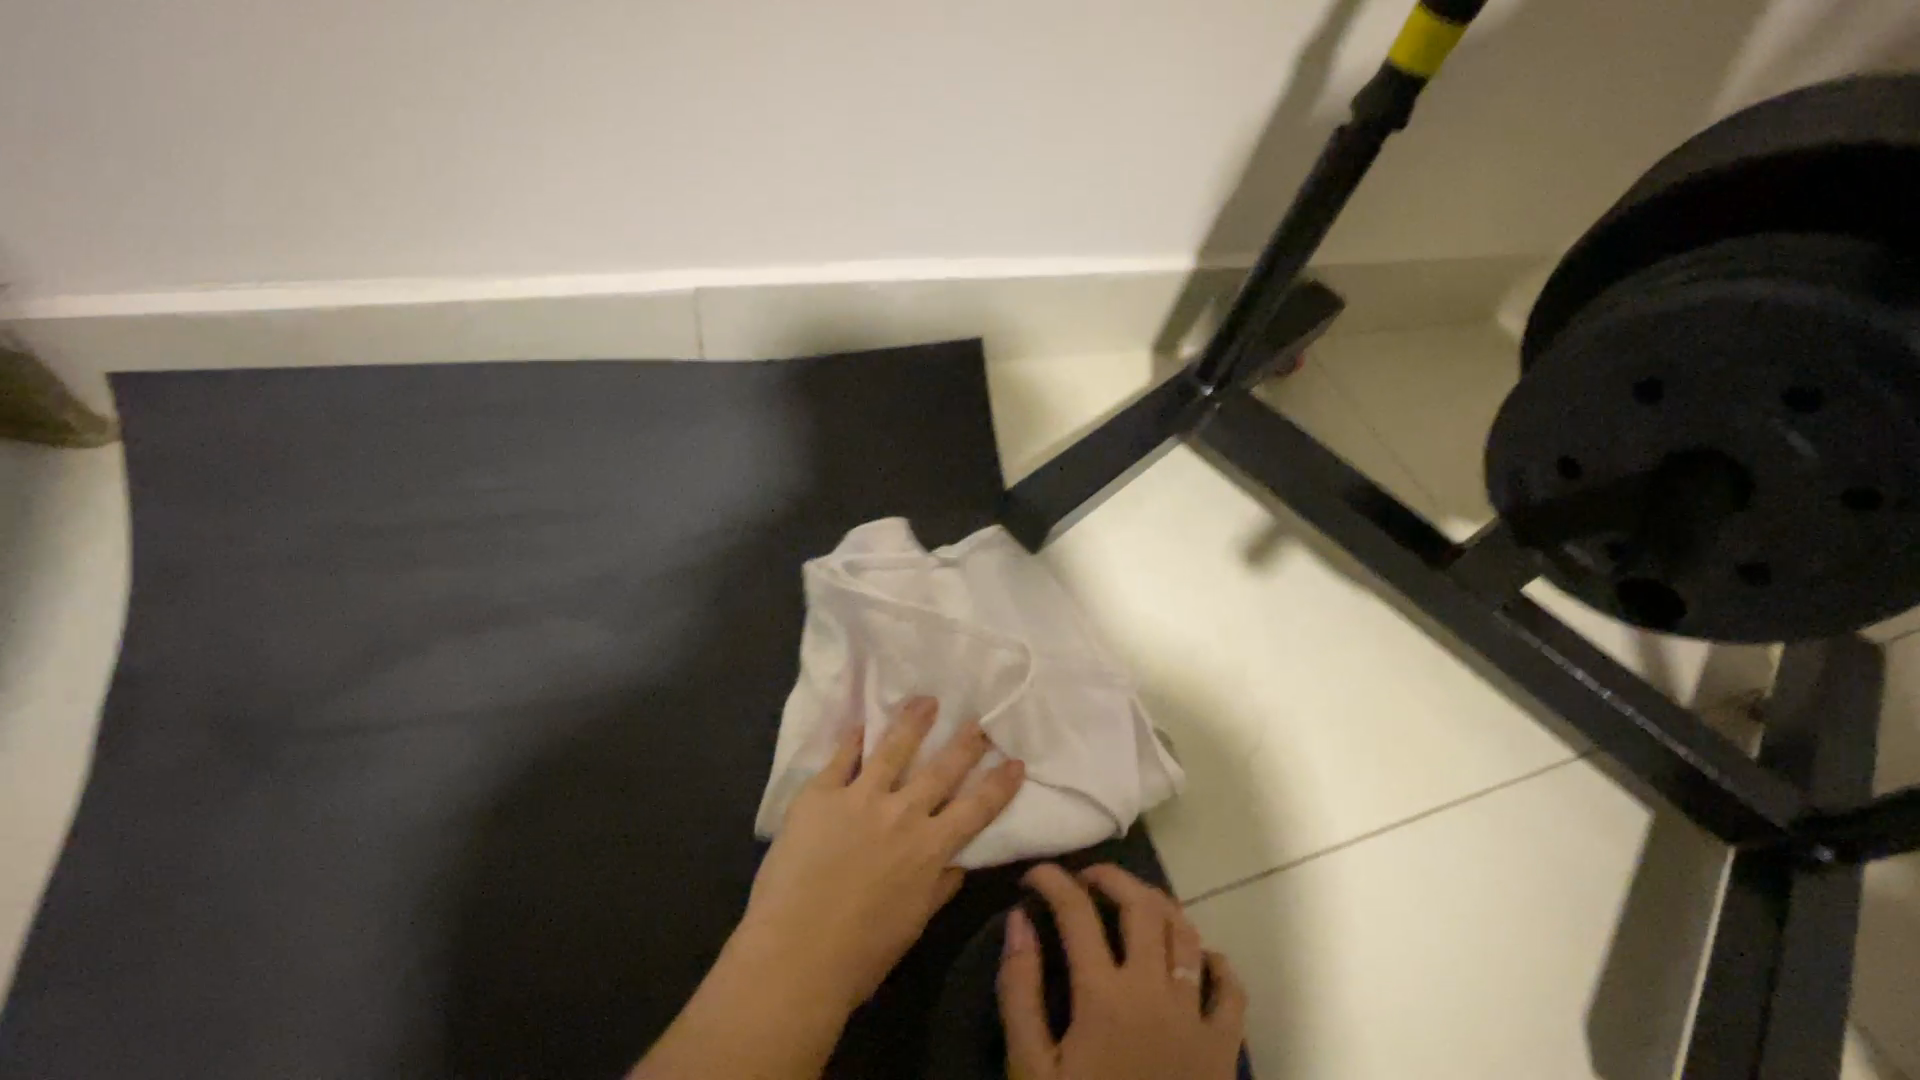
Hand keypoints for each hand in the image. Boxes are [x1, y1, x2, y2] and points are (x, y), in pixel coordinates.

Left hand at [736, 697, 1026, 1011]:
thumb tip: (957, 863)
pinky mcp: (819, 794)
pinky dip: (854, 739)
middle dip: (965, 743)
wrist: (795, 953)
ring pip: (893, 749)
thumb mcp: (915, 922)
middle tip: (979, 720)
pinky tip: (861, 724)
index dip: (1000, 784)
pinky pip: (841, 757)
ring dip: (913, 722)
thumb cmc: (860, 954)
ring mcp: (859, 798)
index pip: (977, 808)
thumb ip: (939, 887)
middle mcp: (902, 813)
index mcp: (931, 849)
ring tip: (926, 700)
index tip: (1016, 761)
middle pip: (941, 769)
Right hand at [999, 864, 1246, 1079]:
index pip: (1076, 912)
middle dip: (1111, 877)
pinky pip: (1230, 988)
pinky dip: (1213, 961)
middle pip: (1141, 906)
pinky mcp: (1224, 1047)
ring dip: (1158, 907)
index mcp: (1103, 995)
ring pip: (1186, 933)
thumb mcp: (1030, 1068)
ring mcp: (1195, 1017)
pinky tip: (1195, 958)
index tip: (1034, 875)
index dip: (1053, 881)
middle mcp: (1153, 991)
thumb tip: (1020, 921)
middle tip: (1085, 880)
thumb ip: (1020, 990)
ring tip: (1133, 905)